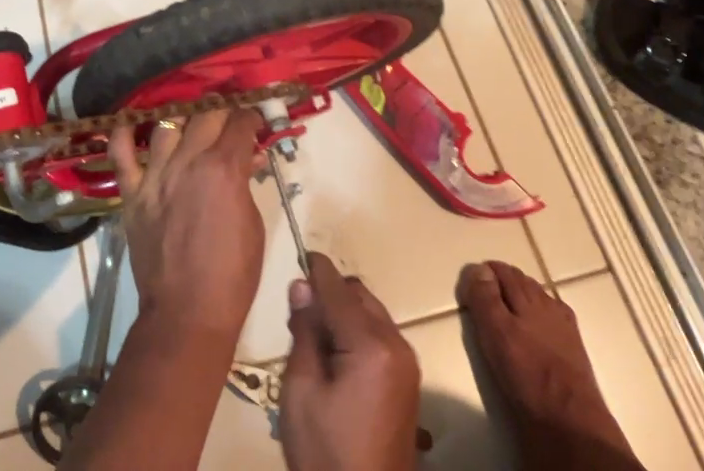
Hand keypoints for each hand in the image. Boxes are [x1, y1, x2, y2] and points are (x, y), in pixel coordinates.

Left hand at [110, 108, 265, 337]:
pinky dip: (122, 135)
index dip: (251, 117)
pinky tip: (129, 124)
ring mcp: (154, 176)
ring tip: (190, 121)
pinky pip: (120, 155)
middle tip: (228, 118)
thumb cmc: (233, 274)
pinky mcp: (132, 193)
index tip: (254, 120)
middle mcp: (187, 162)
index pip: (240, 123)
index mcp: (223, 169)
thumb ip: (245, 184)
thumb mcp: (253, 224)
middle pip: (205, 115)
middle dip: (222, 111)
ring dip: (183, 119)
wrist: (187, 311)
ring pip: (166, 125)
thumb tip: (246, 160)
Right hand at [279, 254, 420, 470]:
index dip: (316, 270)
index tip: (300, 253)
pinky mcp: (407, 382)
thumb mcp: (301, 389)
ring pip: (371, 314)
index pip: (338, 290)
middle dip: (330, 292)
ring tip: (311, 333)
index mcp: (371, 345)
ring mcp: (407, 365)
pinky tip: (333, 353)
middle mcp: (397, 345)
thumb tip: (302, 286)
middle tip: (297, 308)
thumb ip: (304, 331)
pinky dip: (356, 331)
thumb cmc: (324, 450)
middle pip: (359, 296)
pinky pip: (380, 337)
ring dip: (344, 311)